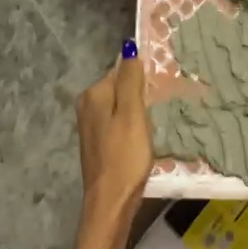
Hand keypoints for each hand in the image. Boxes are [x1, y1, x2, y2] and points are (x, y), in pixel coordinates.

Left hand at [69, 48, 151, 248]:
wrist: (110, 203)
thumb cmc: (125, 156)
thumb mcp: (133, 114)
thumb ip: (131, 79)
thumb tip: (129, 45)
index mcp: (94, 94)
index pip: (123, 69)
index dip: (144, 79)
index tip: (160, 93)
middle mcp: (87, 104)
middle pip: (121, 87)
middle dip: (141, 95)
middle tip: (159, 111)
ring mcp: (90, 124)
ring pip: (121, 105)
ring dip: (139, 111)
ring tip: (154, 125)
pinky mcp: (97, 141)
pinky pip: (118, 121)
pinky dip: (132, 126)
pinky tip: (143, 139)